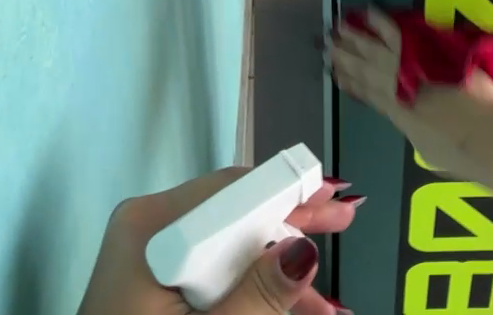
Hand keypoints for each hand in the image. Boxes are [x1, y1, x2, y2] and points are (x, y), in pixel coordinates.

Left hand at [76, 167, 360, 313]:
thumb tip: (303, 251)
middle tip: (343, 216)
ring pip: (230, 246)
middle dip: (291, 223)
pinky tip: (293, 311)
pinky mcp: (156, 281)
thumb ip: (257, 297)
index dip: (284, 190)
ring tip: (328, 303)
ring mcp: (152, 254)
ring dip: (278, 272)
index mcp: (151, 228)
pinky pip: (214, 269)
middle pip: (235, 213)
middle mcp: (150, 229)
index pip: (230, 193)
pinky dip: (250, 288)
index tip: (327, 192)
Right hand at [327, 7, 492, 196]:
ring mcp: (410, 66)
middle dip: (343, 54)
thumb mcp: (426, 148)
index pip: (364, 92)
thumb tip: (410, 116)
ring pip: (374, 46)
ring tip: (339, 23)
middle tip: (326, 42)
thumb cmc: (461, 152)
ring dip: (355, 35)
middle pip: (364, 66)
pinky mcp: (428, 50)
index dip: (348, 82)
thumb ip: (413, 126)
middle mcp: (395, 85)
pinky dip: (382, 20)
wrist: (490, 138)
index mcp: (394, 111)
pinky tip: (371, 11)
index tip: (333, 72)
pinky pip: (397, 31)